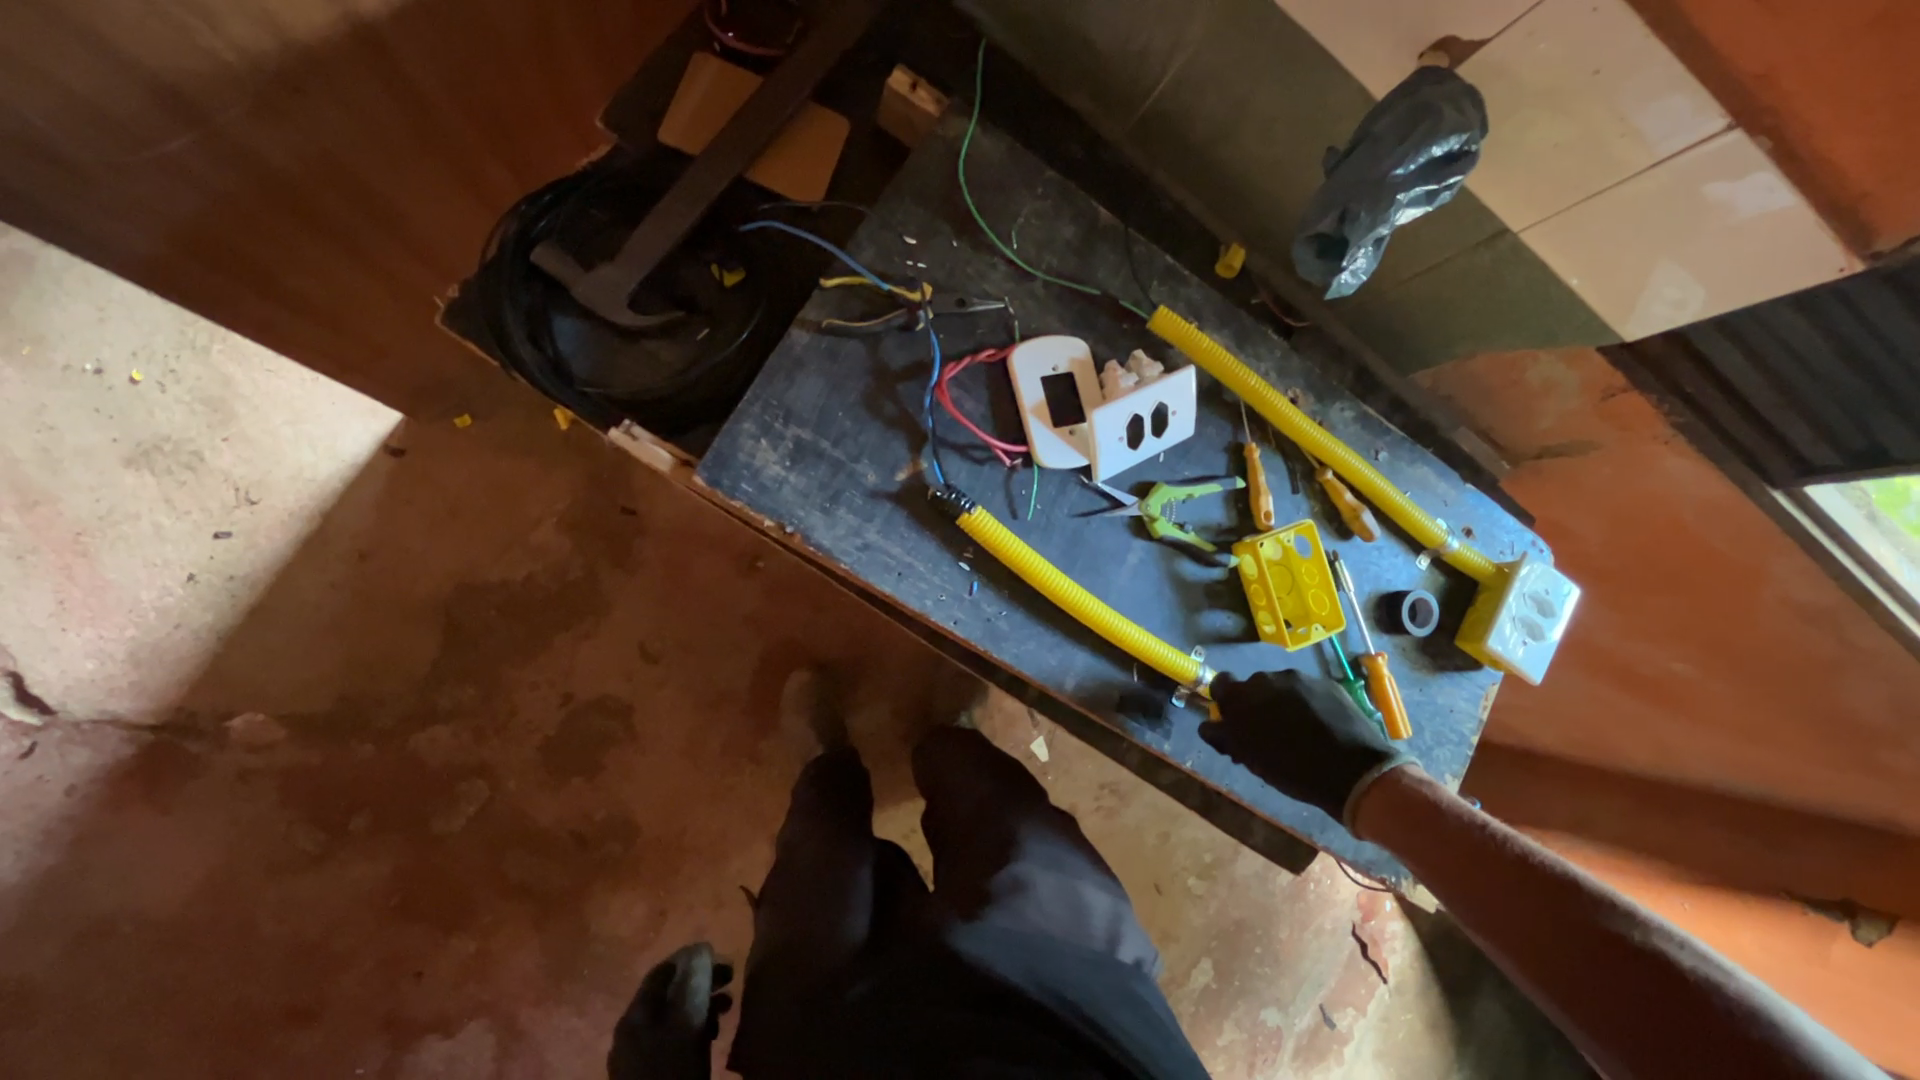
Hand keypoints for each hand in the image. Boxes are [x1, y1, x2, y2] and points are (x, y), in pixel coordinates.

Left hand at [608, 942, 733, 1079]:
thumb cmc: (672, 1072)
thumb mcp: (688, 1024)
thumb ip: (694, 983)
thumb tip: (701, 947)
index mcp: (636, 1015)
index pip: (661, 971)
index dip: (690, 957)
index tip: (719, 955)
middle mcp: (632, 1031)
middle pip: (668, 994)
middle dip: (701, 982)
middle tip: (730, 979)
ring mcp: (638, 1056)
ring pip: (674, 1017)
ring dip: (702, 1006)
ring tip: (727, 1009)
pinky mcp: (650, 1075)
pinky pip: (673, 1040)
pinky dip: (695, 1030)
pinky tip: (714, 1036)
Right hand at [1201, 670, 1415, 827]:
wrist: (1352, 771)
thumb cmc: (1290, 769)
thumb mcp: (1249, 758)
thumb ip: (1223, 737)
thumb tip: (1209, 725)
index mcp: (1242, 697)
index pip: (1221, 684)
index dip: (1226, 701)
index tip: (1236, 721)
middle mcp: (1266, 679)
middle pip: (1254, 686)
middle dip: (1258, 704)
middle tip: (1269, 731)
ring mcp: (1300, 678)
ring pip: (1282, 687)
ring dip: (1283, 703)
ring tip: (1299, 730)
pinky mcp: (1327, 684)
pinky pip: (1309, 691)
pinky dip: (1309, 705)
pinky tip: (1320, 727)